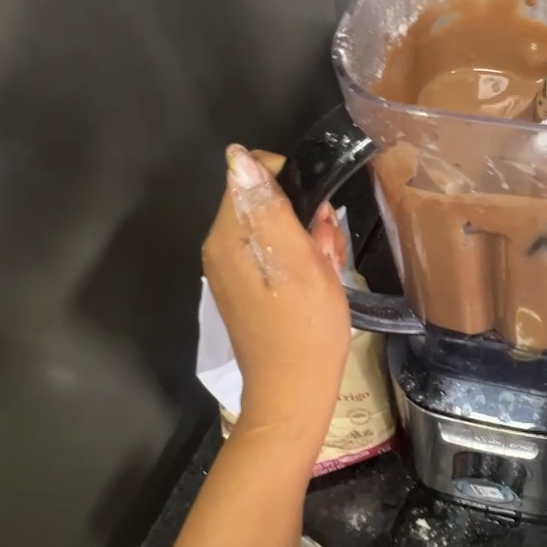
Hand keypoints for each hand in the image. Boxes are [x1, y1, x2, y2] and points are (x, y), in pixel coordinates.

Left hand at [201, 146, 352, 445]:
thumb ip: (269, 206)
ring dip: (307, 241)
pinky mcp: (244, 287)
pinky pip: (274, 253)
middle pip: (265, 200)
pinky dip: (300, 260)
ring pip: (275, 227)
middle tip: (324, 251)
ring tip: (324, 271)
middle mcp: (221, 247)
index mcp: (228, 235)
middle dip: (303, 217)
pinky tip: (316, 283)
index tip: (316, 216)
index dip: (291, 183)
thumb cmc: (306, 325)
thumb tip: (238, 155)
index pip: (252, 173)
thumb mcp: (298, 260)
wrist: (294, 390)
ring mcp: (230, 269)